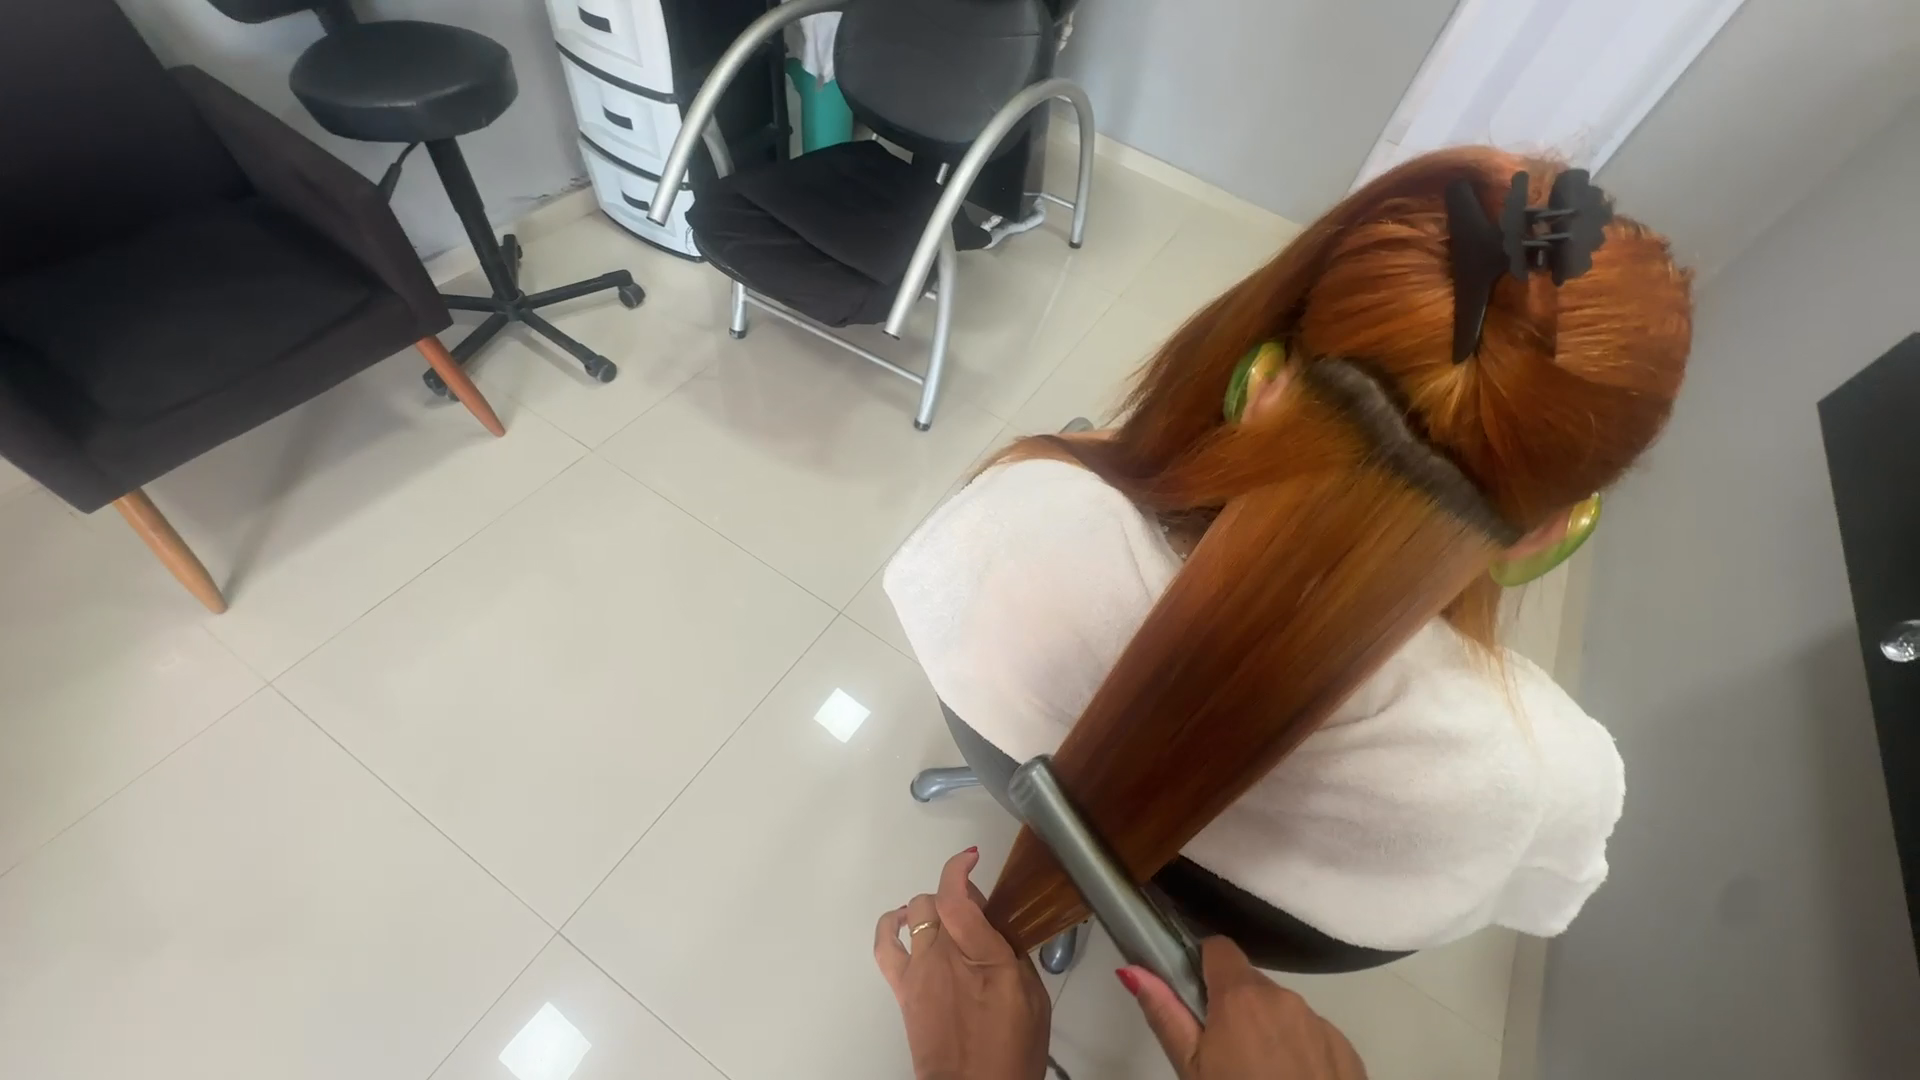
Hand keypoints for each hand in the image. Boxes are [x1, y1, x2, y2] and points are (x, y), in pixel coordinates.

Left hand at [874, 848, 1051, 1079]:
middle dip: (959, 896)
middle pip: (938, 899)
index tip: (972, 858)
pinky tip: (905, 921)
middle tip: (977, 916)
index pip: (956, 897)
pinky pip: (885, 944)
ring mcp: (920, 970)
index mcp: (983, 956)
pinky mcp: (903, 988)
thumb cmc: (1011, 1051)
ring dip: (932, 907)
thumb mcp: (1033, 999)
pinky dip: (891, 924)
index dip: (958, 868)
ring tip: (946, 919)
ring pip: (916, 911)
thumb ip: (1014, 956)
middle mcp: (945, 955)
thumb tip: (998, 932)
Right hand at [1121, 937, 1366, 1079]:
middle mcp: (1283, 997)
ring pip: (1282, 1010)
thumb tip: (1131, 968)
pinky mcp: (1349, 1052)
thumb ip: (1164, 1014)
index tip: (1196, 999)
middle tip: (1224, 1054)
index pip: (1218, 947)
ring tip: (1260, 1076)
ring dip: (1268, 1030)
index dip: (1203, 966)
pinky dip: (1300, 1051)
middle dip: (1235, 1007)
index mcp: (1241, 995)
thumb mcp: (1192, 1071)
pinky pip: (1313, 1035)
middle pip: (1250, 983)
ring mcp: (1321, 1024)